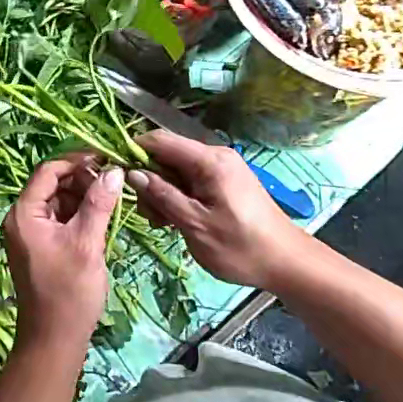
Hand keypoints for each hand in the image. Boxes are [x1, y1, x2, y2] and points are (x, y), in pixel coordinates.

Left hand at [3, 154, 123, 354]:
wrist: (55, 339)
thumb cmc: (68, 291)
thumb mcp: (87, 244)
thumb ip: (99, 204)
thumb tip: (114, 170)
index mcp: (24, 214)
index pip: (48, 171)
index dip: (77, 160)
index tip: (107, 158)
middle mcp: (23, 219)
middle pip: (53, 184)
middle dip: (83, 179)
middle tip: (114, 181)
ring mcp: (32, 234)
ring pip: (60, 201)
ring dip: (85, 196)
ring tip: (113, 198)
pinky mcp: (44, 247)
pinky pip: (62, 219)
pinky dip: (81, 214)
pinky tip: (103, 217)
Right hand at [127, 130, 307, 289]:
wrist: (286, 261)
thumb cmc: (240, 246)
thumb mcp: (195, 224)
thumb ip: (163, 196)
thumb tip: (132, 174)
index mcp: (209, 160)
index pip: (160, 140)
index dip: (134, 152)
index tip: (116, 176)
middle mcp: (215, 156)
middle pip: (167, 155)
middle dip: (150, 180)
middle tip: (150, 216)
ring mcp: (222, 168)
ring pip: (177, 170)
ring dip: (163, 193)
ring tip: (165, 224)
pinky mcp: (226, 182)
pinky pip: (192, 180)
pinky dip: (179, 196)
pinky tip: (179, 221)